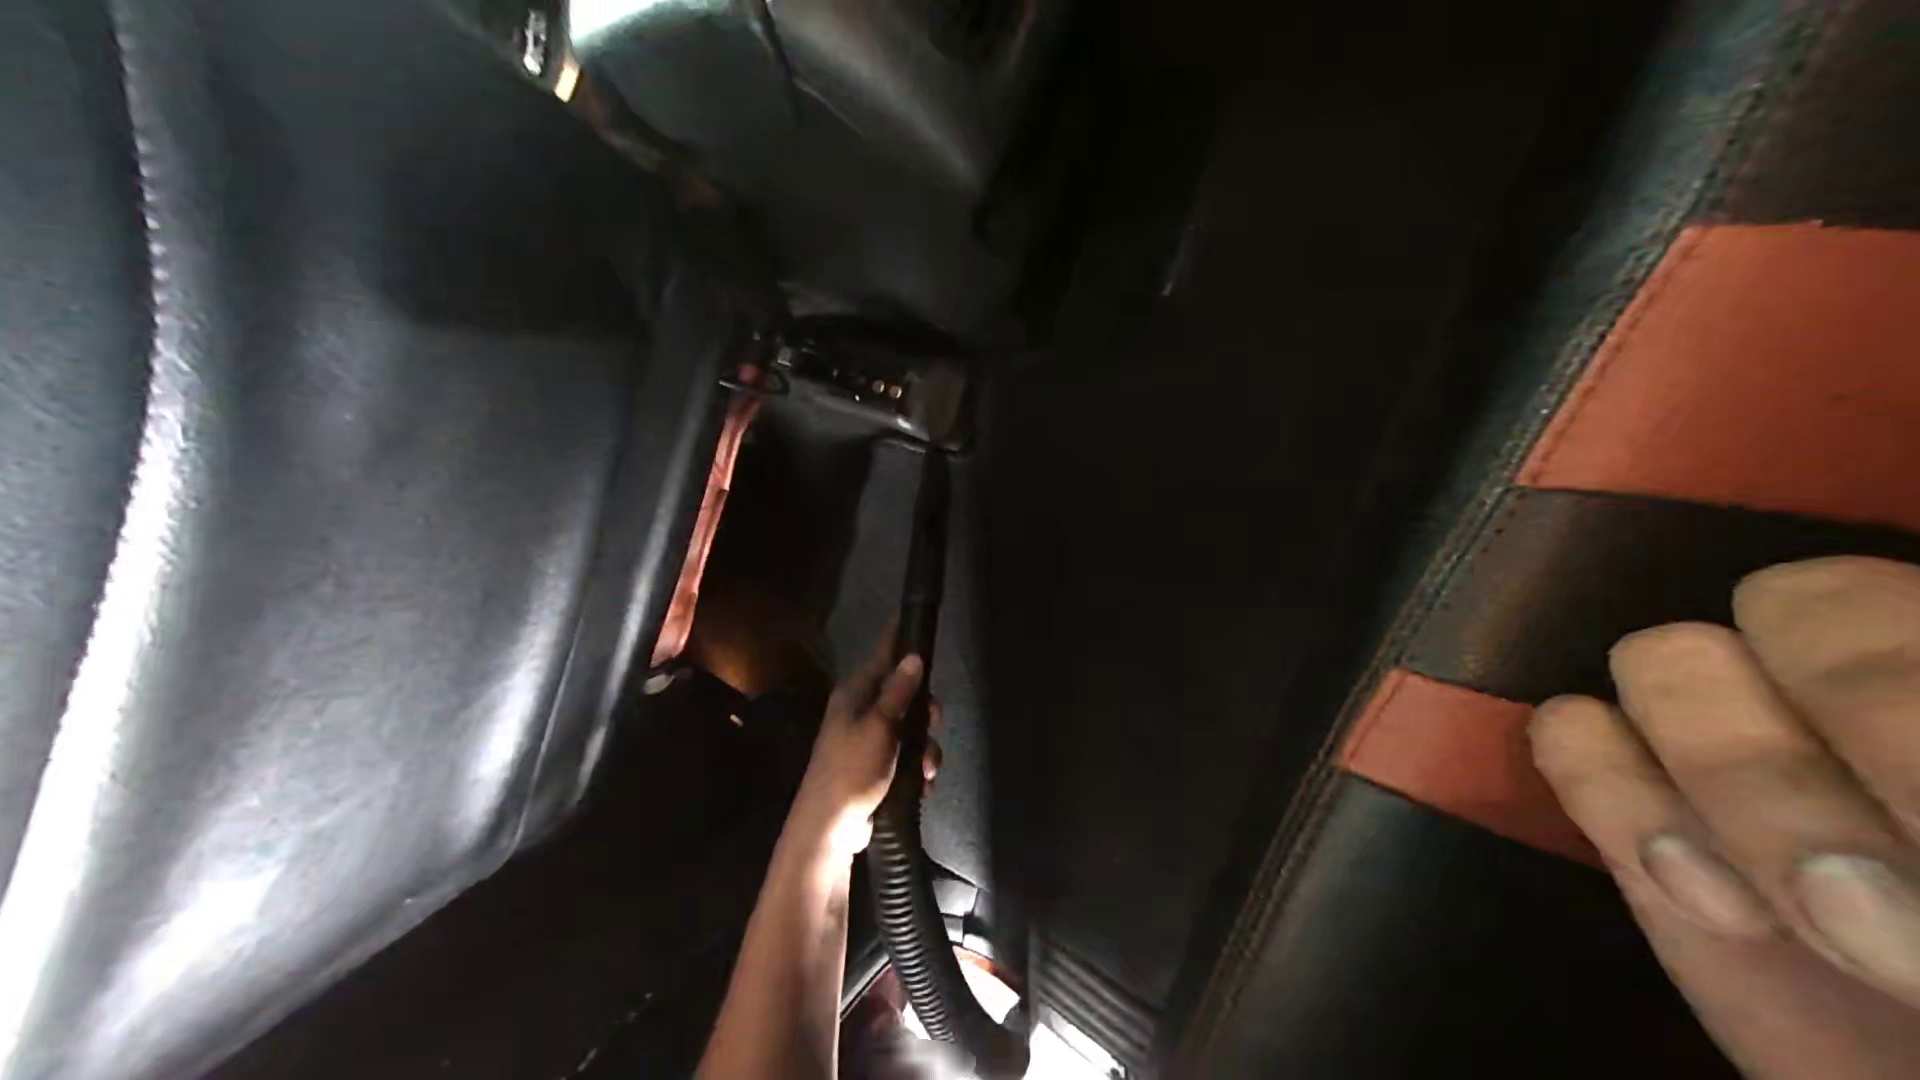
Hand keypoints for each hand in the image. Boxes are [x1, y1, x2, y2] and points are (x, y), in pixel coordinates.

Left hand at [790, 627, 943, 858]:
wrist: (830, 827)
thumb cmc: (851, 770)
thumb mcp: (879, 728)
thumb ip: (898, 692)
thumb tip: (913, 656)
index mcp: (856, 693)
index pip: (882, 654)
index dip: (898, 636)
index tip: (912, 616)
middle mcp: (861, 709)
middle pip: (904, 691)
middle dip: (924, 709)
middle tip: (934, 721)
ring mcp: (868, 738)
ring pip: (910, 725)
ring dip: (925, 746)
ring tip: (928, 768)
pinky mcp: (876, 764)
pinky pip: (906, 753)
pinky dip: (918, 765)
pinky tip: (923, 783)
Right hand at [1532, 556, 1919, 1078]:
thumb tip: (1840, 852)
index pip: (1873, 602)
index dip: (1892, 704)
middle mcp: (1841, 686)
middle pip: (1780, 605)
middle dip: (1822, 754)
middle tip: (1887, 918)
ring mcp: (1722, 737)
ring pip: (1656, 658)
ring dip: (1724, 782)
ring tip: (1812, 926)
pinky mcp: (1628, 796)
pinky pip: (1567, 731)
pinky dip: (1615, 799)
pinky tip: (1704, 901)